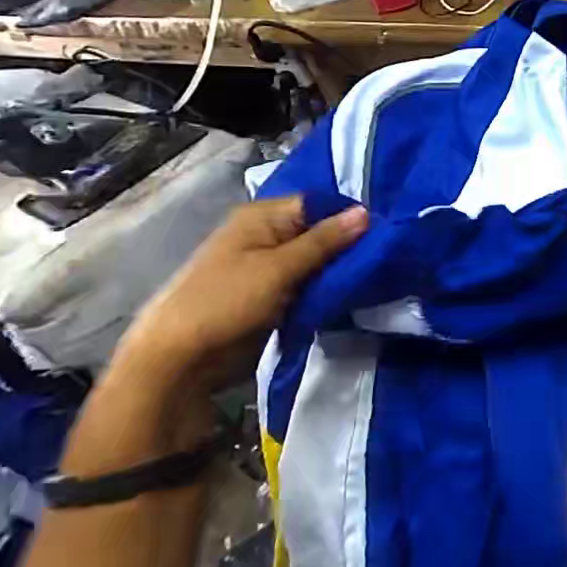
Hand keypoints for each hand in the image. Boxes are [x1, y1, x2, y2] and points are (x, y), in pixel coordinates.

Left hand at [114, 198, 367, 382]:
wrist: (178, 362)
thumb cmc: (225, 302)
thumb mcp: (278, 268)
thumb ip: (324, 241)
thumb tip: (366, 211)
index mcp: (262, 217)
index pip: (317, 204)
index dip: (349, 216)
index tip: (386, 230)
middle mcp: (266, 236)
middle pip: (318, 233)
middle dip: (349, 246)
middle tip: (389, 256)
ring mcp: (268, 269)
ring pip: (316, 263)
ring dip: (339, 272)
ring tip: (380, 275)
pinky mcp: (272, 299)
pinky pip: (307, 287)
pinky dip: (325, 292)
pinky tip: (354, 295)